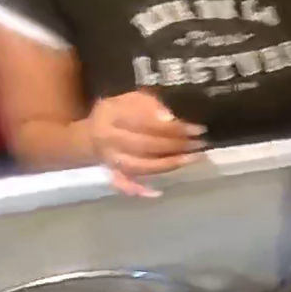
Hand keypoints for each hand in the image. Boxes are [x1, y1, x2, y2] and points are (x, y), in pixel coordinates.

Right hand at [86, 91, 205, 196]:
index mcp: (110, 114)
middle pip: (146, 145)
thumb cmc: (120, 114)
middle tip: (199, 144)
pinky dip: (139, 190)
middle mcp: (108, 138)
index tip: (198, 129)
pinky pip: (124, 184)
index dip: (174, 127)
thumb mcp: (130, 99)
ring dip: (169, 164)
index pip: (146, 122)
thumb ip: (149, 104)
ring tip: (193, 158)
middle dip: (176, 145)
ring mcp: (110, 158)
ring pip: (141, 165)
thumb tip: (169, 117)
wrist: (91, 135)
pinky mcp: (113, 174)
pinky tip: (158, 192)